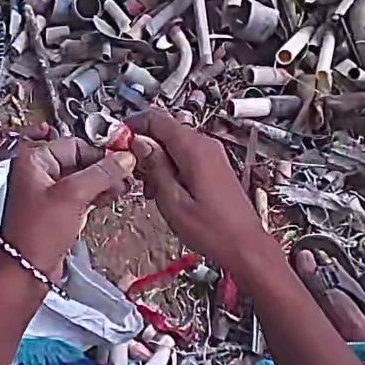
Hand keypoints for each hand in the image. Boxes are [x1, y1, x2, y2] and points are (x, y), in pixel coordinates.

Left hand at [0, 136, 135, 281]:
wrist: (26, 270)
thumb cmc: (37, 234)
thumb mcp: (73, 195)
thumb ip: (102, 173)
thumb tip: (124, 158)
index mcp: (34, 159)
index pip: (75, 145)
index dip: (100, 154)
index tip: (123, 161)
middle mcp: (38, 172)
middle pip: (80, 160)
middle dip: (104, 170)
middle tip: (125, 177)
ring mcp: (46, 191)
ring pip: (82, 178)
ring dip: (103, 182)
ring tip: (120, 189)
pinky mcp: (55, 209)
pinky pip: (80, 194)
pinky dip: (95, 194)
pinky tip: (109, 198)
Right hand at [128, 110, 282, 275]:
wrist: (245, 246)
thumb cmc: (212, 230)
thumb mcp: (172, 201)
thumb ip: (154, 167)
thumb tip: (138, 142)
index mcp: (194, 149)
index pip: (156, 118)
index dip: (133, 127)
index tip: (119, 143)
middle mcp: (205, 145)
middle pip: (165, 130)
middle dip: (143, 148)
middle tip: (132, 173)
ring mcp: (212, 154)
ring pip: (173, 144)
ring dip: (156, 161)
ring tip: (149, 189)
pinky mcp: (214, 166)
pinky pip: (185, 156)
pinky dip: (170, 168)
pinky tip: (165, 192)